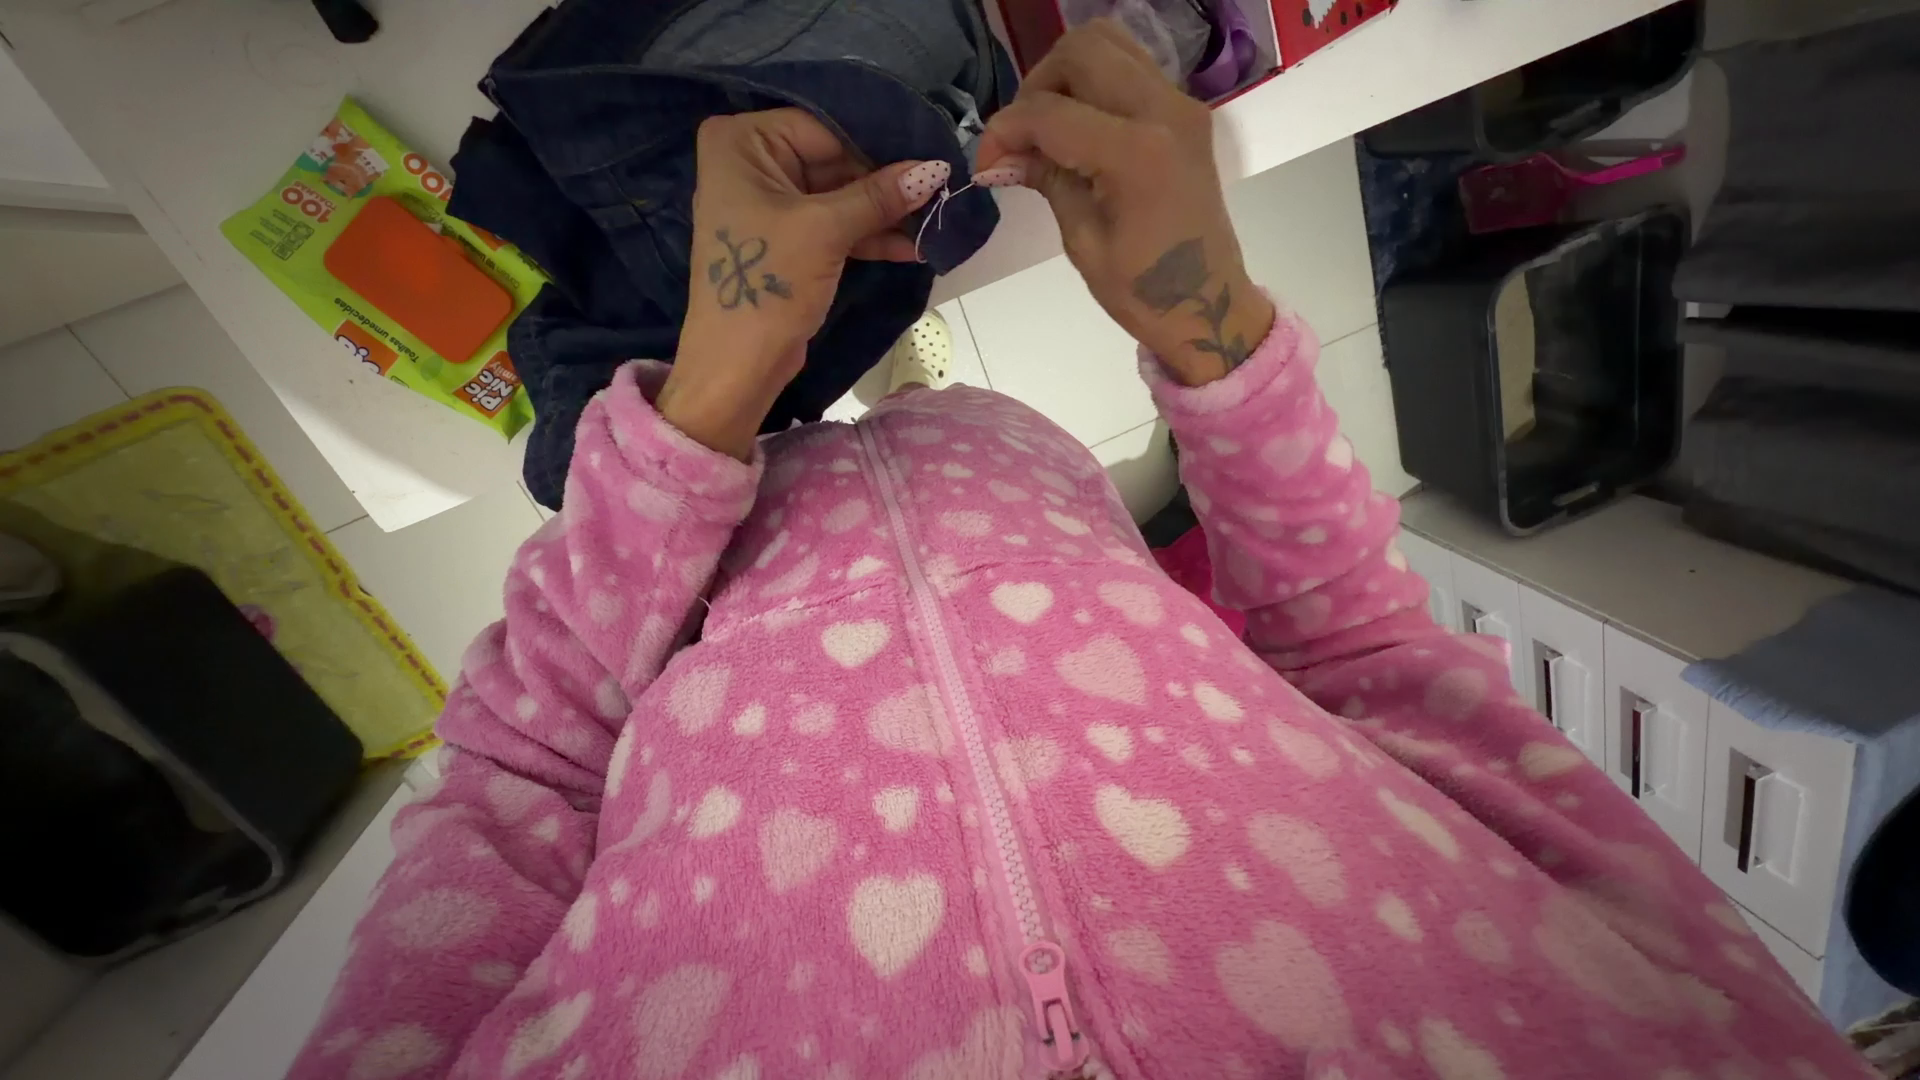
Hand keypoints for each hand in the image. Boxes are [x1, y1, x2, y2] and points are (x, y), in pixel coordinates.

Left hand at [657, 109, 949, 457]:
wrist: (740, 364)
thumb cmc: (770, 284)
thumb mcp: (826, 231)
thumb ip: (880, 196)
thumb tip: (935, 169)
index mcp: (743, 142)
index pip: (825, 129)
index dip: (879, 145)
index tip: (931, 155)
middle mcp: (752, 164)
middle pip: (835, 162)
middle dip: (886, 184)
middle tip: (941, 190)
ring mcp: (770, 206)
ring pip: (840, 198)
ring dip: (885, 215)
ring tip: (936, 221)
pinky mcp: (789, 242)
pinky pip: (835, 227)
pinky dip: (870, 238)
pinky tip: (914, 246)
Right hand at [975, 21, 1273, 385]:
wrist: (1207, 305)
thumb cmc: (1142, 291)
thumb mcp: (1083, 241)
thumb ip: (1047, 180)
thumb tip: (1002, 155)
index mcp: (1136, 154)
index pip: (1051, 113)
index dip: (1005, 131)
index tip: (985, 164)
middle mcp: (1163, 111)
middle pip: (1081, 51)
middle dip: (1036, 89)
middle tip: (1020, 140)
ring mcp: (1180, 105)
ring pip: (1109, 45)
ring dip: (1065, 79)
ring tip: (1047, 131)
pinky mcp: (1184, 112)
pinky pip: (1130, 69)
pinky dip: (1093, 86)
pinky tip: (1077, 131)